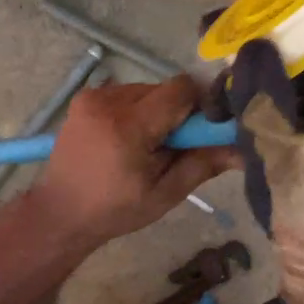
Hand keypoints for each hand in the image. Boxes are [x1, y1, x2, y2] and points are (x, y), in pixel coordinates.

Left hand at [27, 77, 237, 246]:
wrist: (60, 214)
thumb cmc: (115, 210)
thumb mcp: (164, 194)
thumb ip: (203, 165)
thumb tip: (243, 151)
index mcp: (128, 126)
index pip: (180, 89)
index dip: (199, 106)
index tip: (201, 132)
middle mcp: (108, 101)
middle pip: (164, 90)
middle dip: (176, 114)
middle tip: (173, 148)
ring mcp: (92, 97)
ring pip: (146, 90)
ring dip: (156, 112)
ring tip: (148, 147)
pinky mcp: (84, 99)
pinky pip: (126, 95)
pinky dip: (136, 112)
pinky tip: (128, 141)